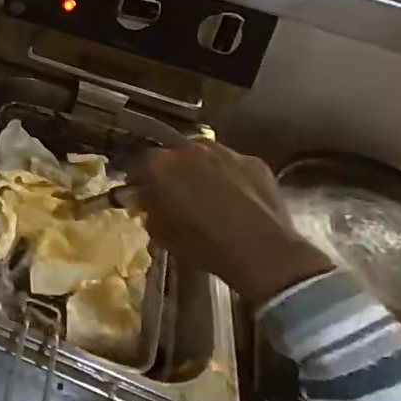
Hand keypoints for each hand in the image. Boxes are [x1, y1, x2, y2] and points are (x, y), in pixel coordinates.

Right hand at [133, 140, 330, 302]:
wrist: (262, 251)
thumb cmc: (203, 243)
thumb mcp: (160, 232)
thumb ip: (147, 207)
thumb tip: (144, 197)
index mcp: (162, 164)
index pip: (139, 163)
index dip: (139, 178)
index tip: (141, 191)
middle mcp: (191, 149)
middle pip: (174, 156)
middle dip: (173, 172)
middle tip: (177, 195)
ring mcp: (226, 152)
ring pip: (206, 157)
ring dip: (203, 172)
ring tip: (211, 198)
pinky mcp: (254, 161)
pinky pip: (234, 167)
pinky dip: (232, 179)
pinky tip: (238, 201)